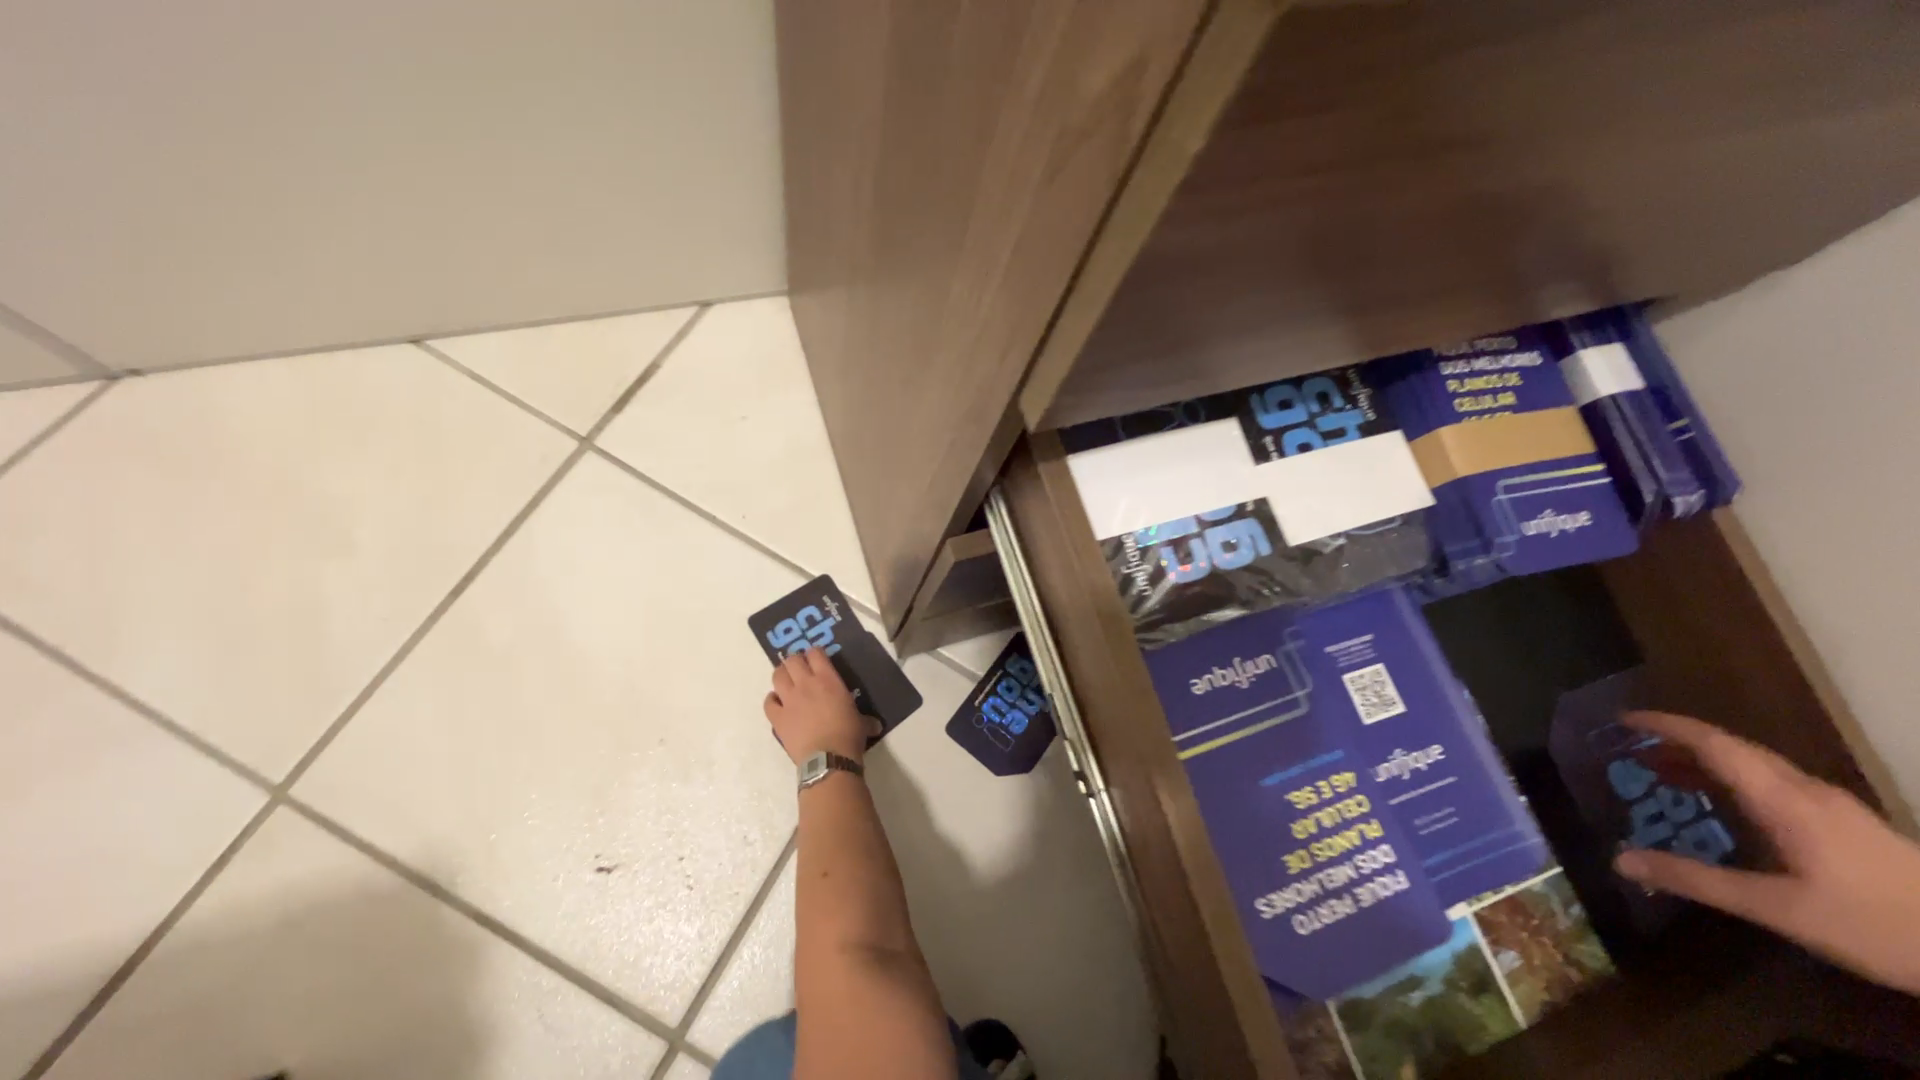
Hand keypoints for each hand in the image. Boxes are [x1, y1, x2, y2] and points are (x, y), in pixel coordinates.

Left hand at [763, 648, 879, 765]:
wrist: (828, 758)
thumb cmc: (849, 736)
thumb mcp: (862, 722)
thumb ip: (866, 719)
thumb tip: (876, 725)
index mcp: (828, 680)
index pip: (815, 653)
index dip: (814, 653)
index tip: (816, 657)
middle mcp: (806, 684)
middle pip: (792, 660)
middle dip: (795, 661)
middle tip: (800, 668)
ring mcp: (789, 700)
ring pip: (777, 675)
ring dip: (781, 675)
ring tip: (786, 681)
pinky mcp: (778, 717)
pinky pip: (769, 702)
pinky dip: (772, 700)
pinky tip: (778, 704)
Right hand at [1612, 710, 1919, 993]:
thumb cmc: (1874, 925)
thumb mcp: (1776, 909)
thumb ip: (1698, 881)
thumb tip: (1621, 859)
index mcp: (1786, 800)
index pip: (1716, 744)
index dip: (1667, 727)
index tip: (1622, 721)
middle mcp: (1809, 792)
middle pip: (1737, 749)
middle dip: (1680, 744)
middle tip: (1633, 753)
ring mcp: (1835, 808)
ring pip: (1759, 768)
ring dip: (1709, 764)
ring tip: (1666, 778)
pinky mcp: (1848, 826)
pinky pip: (1777, 786)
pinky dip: (1736, 783)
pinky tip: (1728, 810)